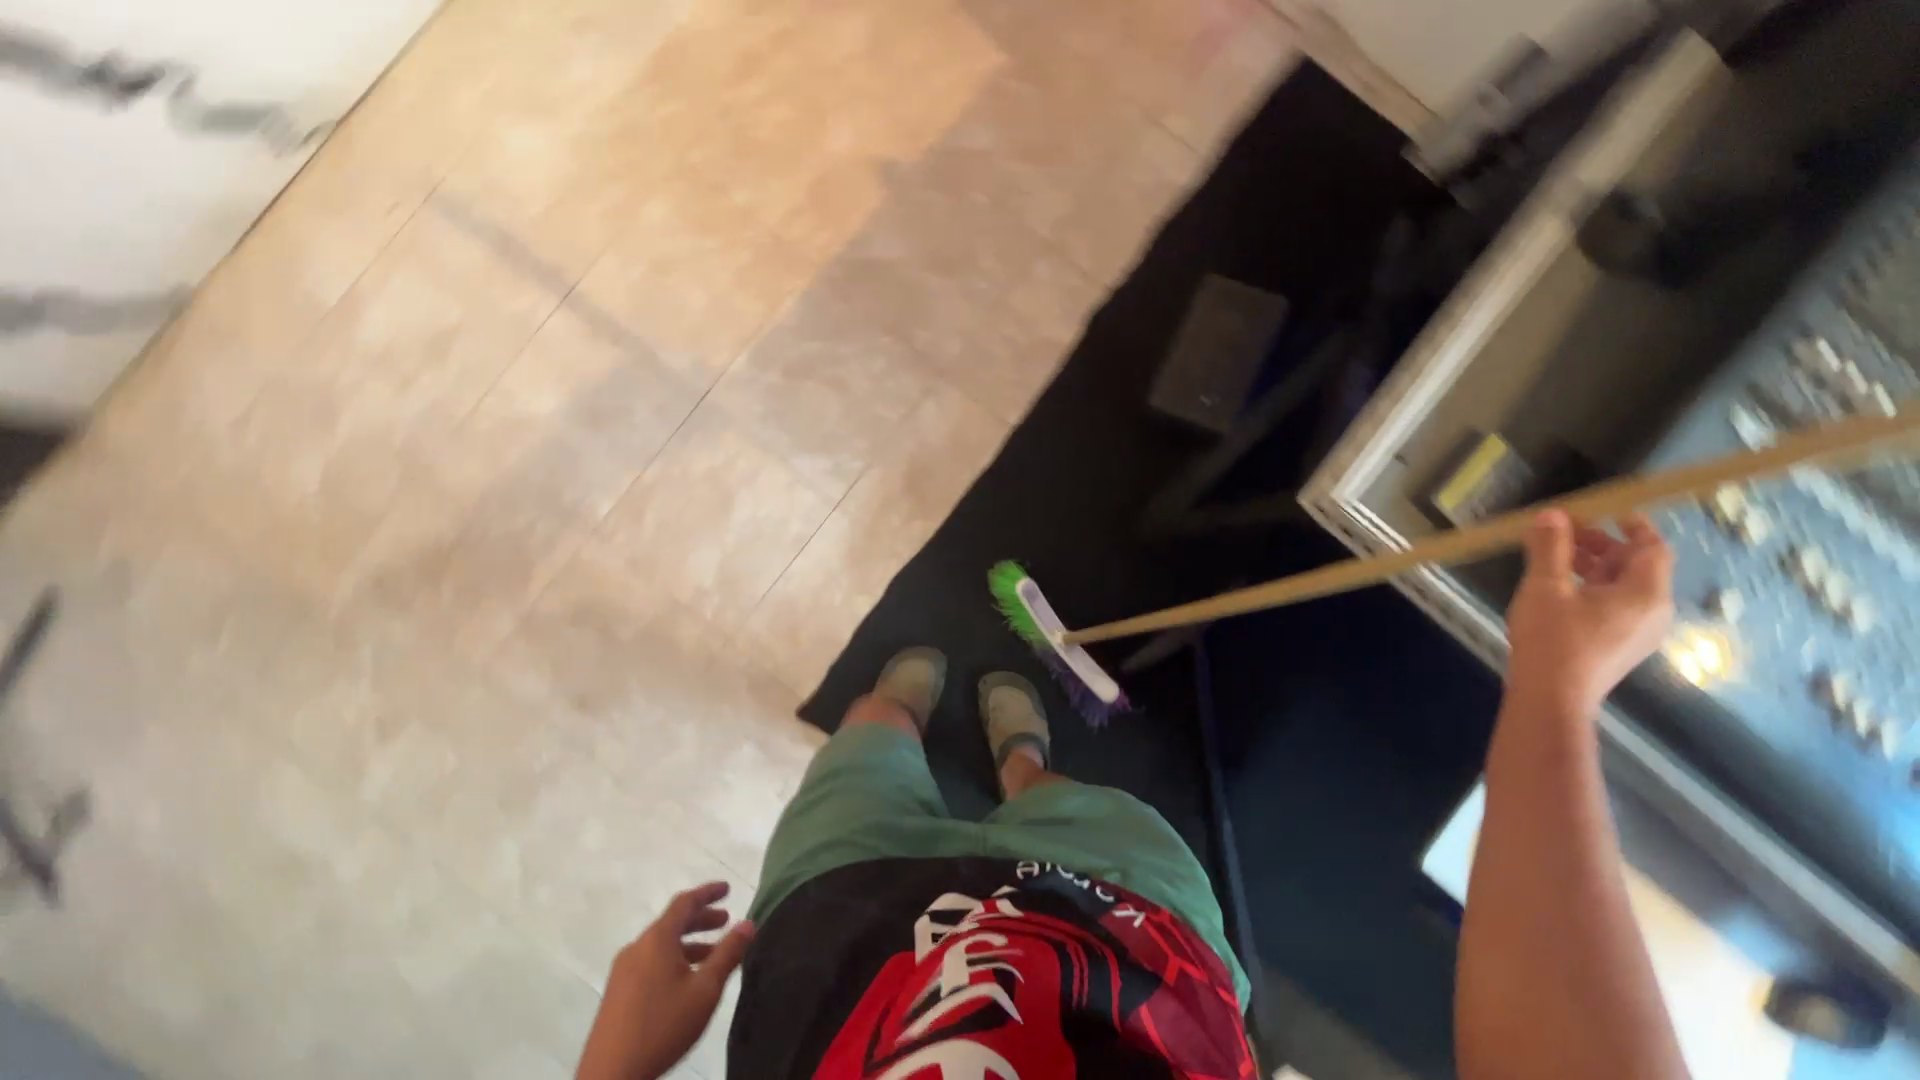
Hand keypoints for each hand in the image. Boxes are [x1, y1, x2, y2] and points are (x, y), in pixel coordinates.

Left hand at [577, 882, 754, 1079]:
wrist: (610, 1076)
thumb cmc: (663, 1026)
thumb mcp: (705, 990)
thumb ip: (728, 954)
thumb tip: (748, 923)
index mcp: (657, 940)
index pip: (684, 903)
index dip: (708, 893)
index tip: (727, 889)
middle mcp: (637, 948)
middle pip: (672, 922)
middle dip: (701, 919)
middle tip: (726, 921)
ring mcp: (623, 971)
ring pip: (661, 945)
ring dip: (689, 943)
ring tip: (712, 954)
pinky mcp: (617, 993)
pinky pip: (650, 962)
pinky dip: (673, 959)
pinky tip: (686, 981)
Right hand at [1504, 509, 1673, 718]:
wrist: (1552, 698)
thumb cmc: (1553, 639)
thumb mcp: (1545, 587)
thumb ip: (1550, 548)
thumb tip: (1552, 515)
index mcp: (1645, 594)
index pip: (1652, 548)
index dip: (1632, 526)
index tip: (1605, 512)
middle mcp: (1652, 612)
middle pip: (1635, 567)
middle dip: (1601, 546)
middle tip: (1563, 534)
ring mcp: (1638, 633)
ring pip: (1622, 588)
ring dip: (1592, 568)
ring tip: (1554, 560)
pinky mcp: (1619, 647)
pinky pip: (1614, 607)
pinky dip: (1592, 590)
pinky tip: (1559, 592)